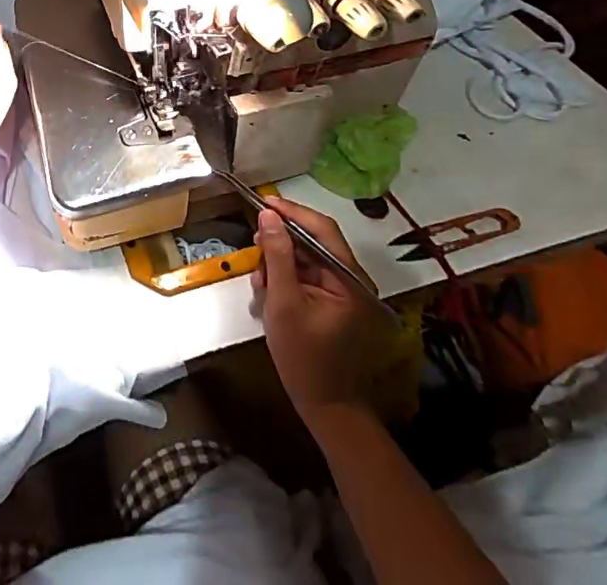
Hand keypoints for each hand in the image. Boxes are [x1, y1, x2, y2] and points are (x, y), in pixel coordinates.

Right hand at [253, 197, 378, 420]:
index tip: (263, 202)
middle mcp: (351, 278)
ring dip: (281, 262)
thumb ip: (277, 256)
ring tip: (261, 280)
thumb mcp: (284, 302)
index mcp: (349, 277)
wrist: (323, 403)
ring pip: (307, 258)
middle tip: (256, 245)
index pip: (322, 229)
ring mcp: (342, 290)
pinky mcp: (332, 301)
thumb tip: (269, 216)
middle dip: (282, 241)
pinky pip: (306, 276)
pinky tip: (269, 291)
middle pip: (314, 241)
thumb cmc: (303, 356)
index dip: (292, 212)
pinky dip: (286, 278)